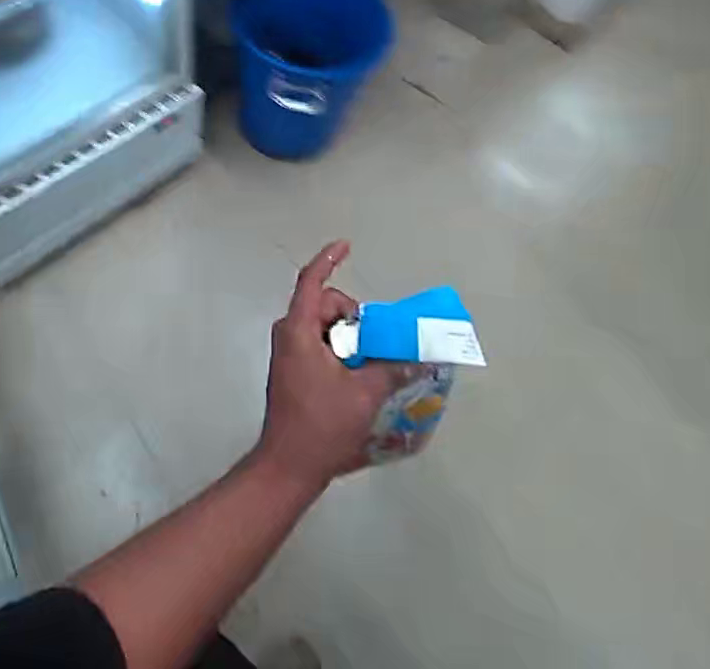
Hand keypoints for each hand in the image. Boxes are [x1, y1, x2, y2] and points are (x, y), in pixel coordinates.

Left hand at [251, 240, 397, 490]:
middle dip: (353, 315)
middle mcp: (289, 334)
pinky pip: (320, 343)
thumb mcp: (363, 394)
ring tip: (370, 363)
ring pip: (324, 326)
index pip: (312, 282)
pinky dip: (341, 348)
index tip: (346, 245)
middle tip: (375, 343)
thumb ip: (392, 369)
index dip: (328, 259)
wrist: (289, 463)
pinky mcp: (294, 368)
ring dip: (350, 335)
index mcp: (298, 330)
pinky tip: (360, 373)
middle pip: (324, 304)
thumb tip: (421, 356)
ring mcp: (289, 352)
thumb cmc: (322, 423)